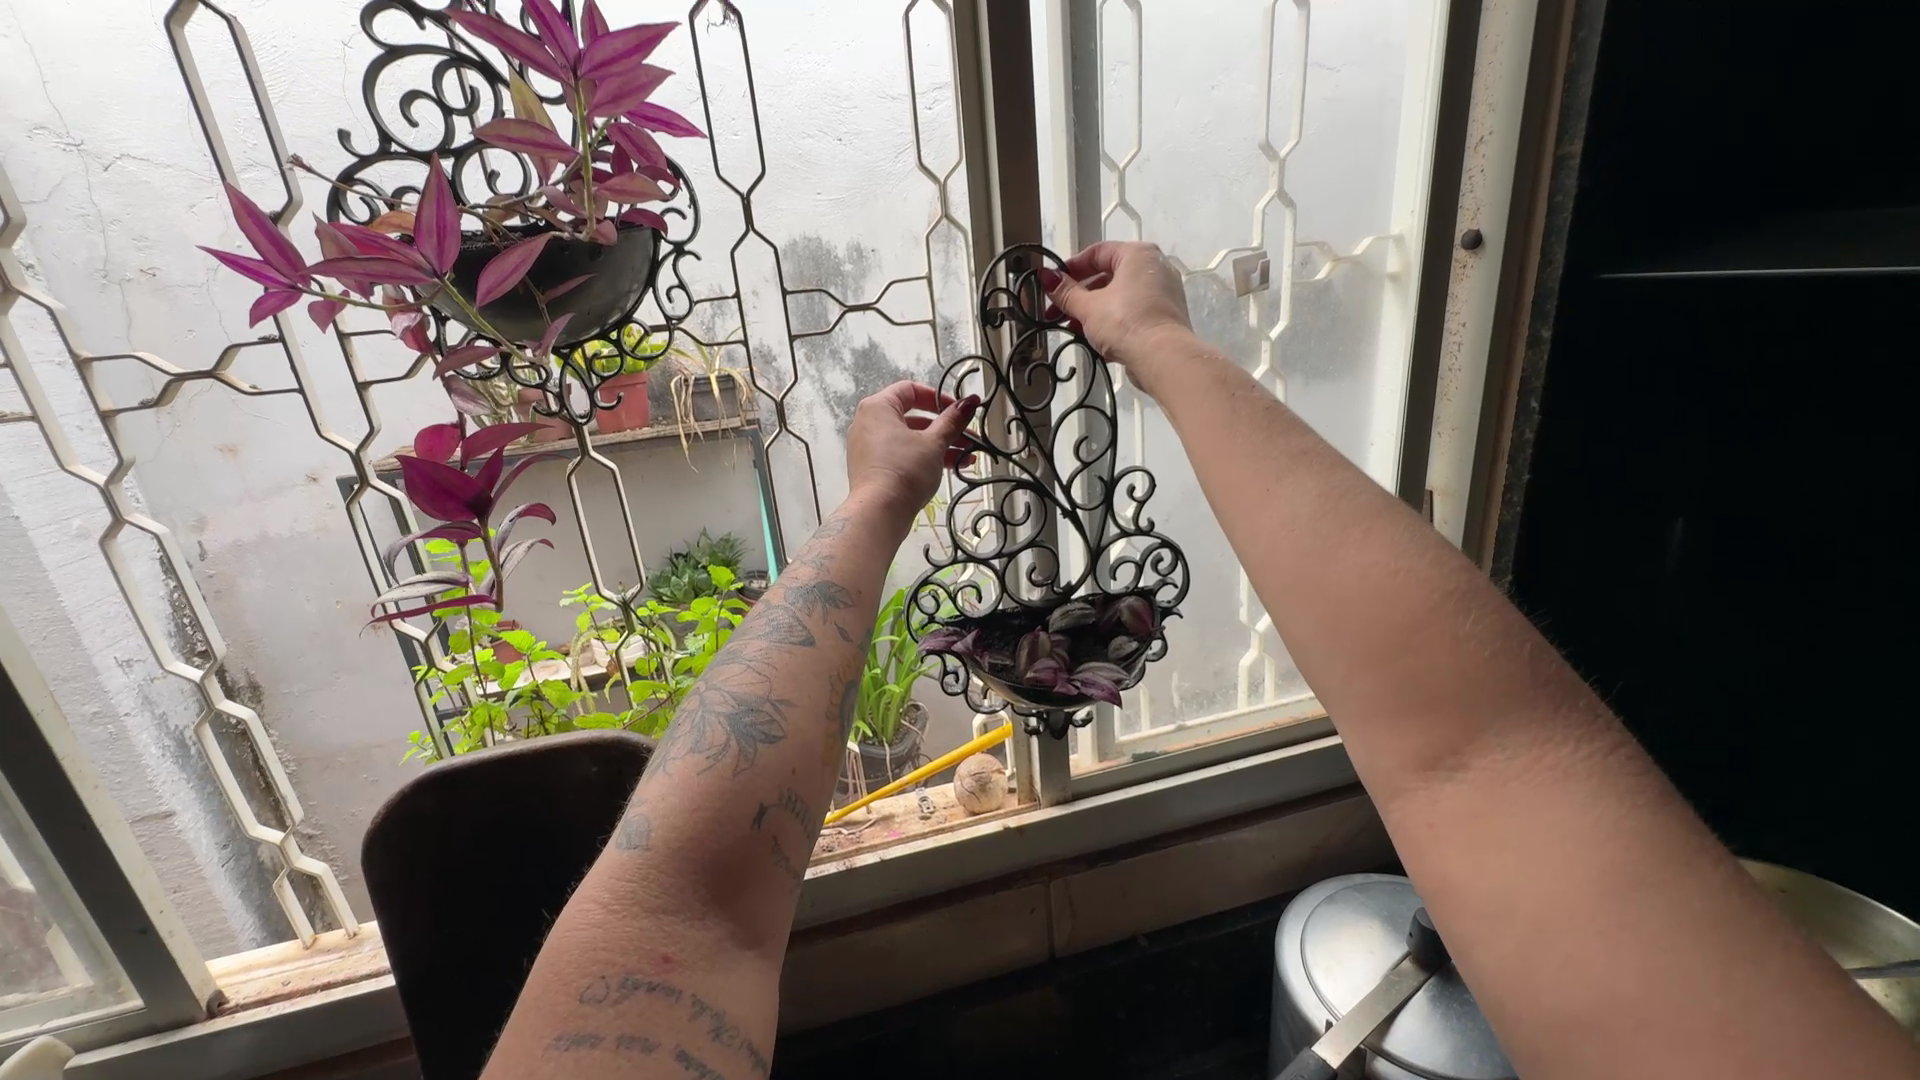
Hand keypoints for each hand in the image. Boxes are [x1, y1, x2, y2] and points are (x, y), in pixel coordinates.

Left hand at [845, 381, 979, 524]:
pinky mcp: (872, 467)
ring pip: (910, 439)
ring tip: (967, 457)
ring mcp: (868, 447)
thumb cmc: (905, 470)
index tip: (958, 411)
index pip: (911, 390)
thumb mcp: (934, 443)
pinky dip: (923, 457)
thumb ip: (953, 420)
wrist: (880, 512)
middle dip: (946, 428)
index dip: (938, 398)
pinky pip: (901, 454)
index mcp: (878, 407)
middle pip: (913, 417)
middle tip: (969, 437)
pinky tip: (950, 467)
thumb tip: (970, 401)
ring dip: (940, 445)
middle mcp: (868, 422)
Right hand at [1042, 241, 1193, 396]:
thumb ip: (1066, 292)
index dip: (1070, 268)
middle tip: (1057, 312)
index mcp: (1137, 254)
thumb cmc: (1124, 323)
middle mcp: (1154, 267)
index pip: (1097, 252)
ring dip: (1093, 312)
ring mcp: (1162, 293)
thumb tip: (1045, 276)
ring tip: (1072, 329)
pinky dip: (1112, 322)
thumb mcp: (1088, 307)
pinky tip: (1095, 340)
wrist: (1163, 357)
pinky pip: (1131, 313)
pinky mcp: (1164, 317)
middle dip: (1079, 295)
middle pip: (1108, 276)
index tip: (1052, 285)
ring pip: (1119, 297)